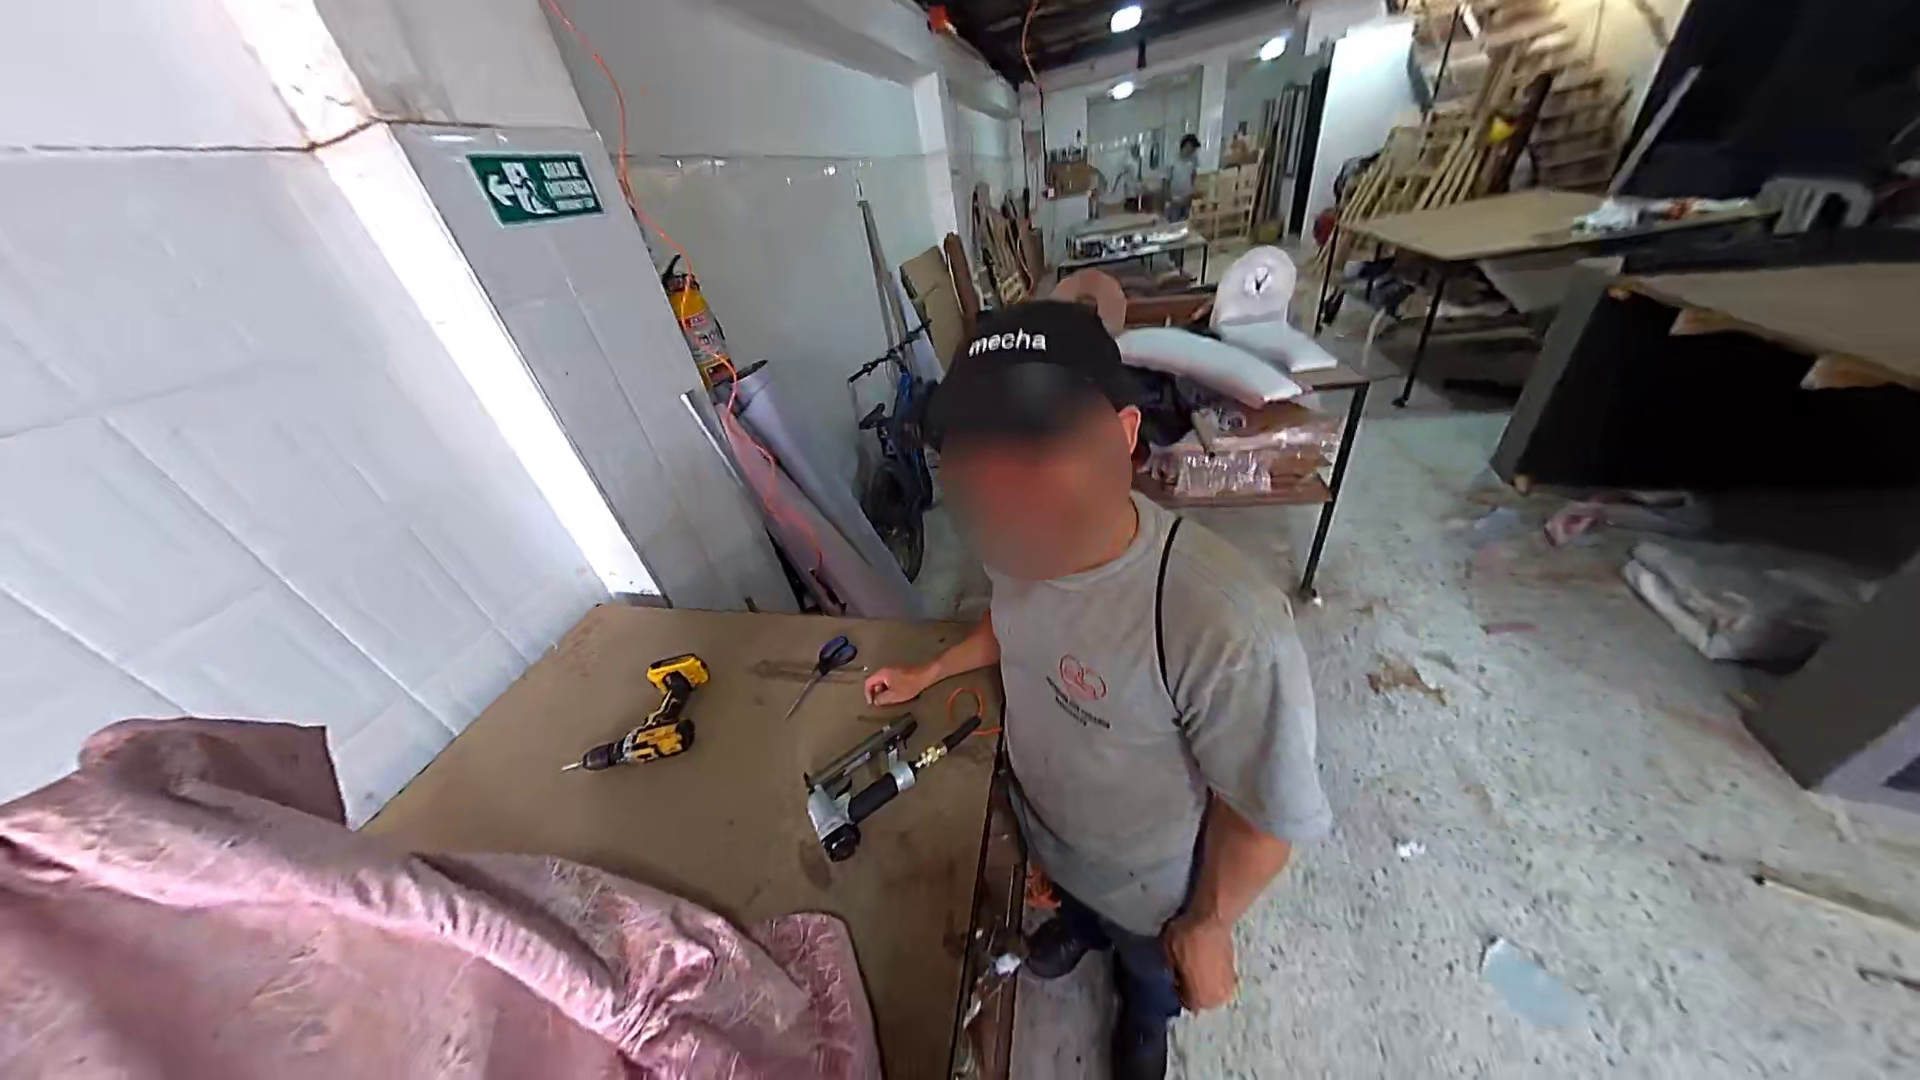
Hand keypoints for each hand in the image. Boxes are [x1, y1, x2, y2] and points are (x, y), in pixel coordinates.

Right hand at [864, 665, 934, 705]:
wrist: (925, 675)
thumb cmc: (908, 686)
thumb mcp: (893, 696)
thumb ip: (881, 699)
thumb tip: (875, 701)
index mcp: (882, 673)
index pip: (868, 682)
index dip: (867, 693)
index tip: (872, 703)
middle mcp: (885, 669)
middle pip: (875, 681)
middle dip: (876, 692)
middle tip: (880, 702)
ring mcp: (893, 669)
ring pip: (883, 680)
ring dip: (883, 690)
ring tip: (888, 699)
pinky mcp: (900, 671)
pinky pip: (890, 679)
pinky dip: (890, 687)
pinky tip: (896, 693)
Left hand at [1162, 913, 1236, 1010]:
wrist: (1212, 921)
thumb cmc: (1187, 939)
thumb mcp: (1168, 953)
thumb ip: (1170, 971)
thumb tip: (1173, 977)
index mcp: (1199, 1000)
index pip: (1184, 1002)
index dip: (1176, 988)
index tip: (1172, 974)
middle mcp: (1216, 1000)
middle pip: (1200, 998)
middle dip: (1191, 986)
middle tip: (1183, 967)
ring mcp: (1228, 987)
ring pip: (1210, 988)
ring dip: (1203, 980)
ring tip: (1195, 961)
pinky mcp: (1234, 972)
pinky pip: (1218, 978)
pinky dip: (1212, 972)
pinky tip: (1205, 957)